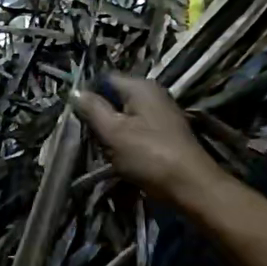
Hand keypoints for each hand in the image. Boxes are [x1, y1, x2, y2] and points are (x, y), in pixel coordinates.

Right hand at [72, 74, 222, 200]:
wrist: (191, 186)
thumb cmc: (149, 155)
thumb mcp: (113, 131)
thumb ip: (92, 109)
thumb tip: (76, 91)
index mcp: (140, 87)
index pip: (105, 78)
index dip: (88, 94)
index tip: (76, 115)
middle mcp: (153, 95)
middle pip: (115, 98)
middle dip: (100, 117)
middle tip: (91, 138)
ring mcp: (161, 115)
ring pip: (125, 118)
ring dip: (113, 134)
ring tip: (106, 152)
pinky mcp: (165, 135)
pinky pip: (137, 132)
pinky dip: (127, 143)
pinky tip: (122, 160)